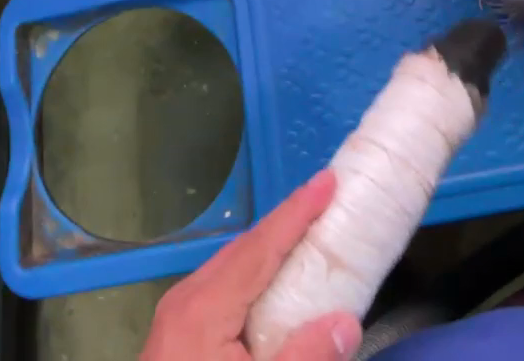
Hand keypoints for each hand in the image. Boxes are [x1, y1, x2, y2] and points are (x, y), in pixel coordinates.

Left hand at [139, 170, 361, 360]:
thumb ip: (303, 359)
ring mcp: (178, 318)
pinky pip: (224, 287)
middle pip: (244, 249)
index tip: (328, 180)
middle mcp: (187, 301)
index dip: (297, 212)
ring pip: (232, 266)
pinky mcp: (178, 337)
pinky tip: (273, 285)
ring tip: (306, 233)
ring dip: (270, 247)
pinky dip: (254, 274)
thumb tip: (346, 322)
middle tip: (325, 200)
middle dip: (285, 222)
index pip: (260, 246)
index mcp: (204, 309)